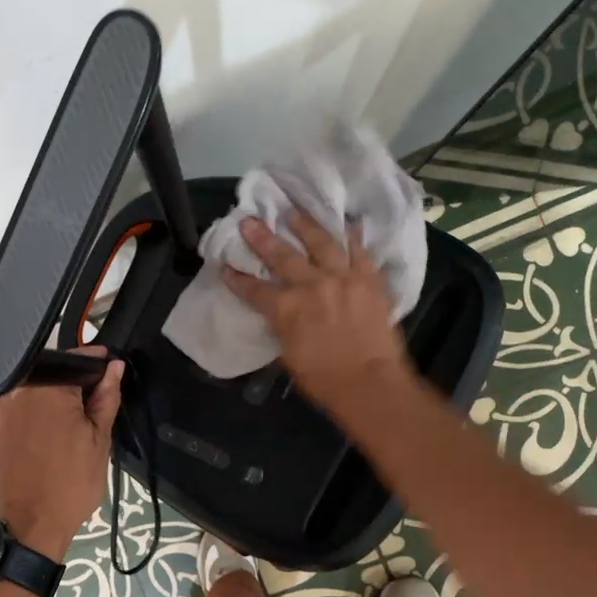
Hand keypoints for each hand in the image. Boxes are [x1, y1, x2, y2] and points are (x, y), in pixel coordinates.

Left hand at [0, 347, 123, 560]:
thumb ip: (107, 398)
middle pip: (56, 370)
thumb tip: (114, 367)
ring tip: (79, 420)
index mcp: (48, 388)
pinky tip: (58, 429)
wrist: (33, 522)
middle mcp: (21, 388)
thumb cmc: (72, 482)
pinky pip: (26, 402)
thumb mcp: (100, 440)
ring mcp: (6, 405)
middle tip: (98, 406)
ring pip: (40, 386)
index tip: (112, 377)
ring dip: (59, 396)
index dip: (99, 365)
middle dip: (78, 382)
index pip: (78, 359)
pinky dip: (43, 408)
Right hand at [223, 210, 415, 414]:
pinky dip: (352, 236)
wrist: (369, 383)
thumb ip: (283, 329)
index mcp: (286, 309)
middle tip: (249, 221)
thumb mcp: (289, 357)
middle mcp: (312, 285)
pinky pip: (360, 251)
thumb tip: (281, 317)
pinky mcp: (370, 280)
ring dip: (306, 226)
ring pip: (322, 243)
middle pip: (283, 256)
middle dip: (263, 238)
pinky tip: (346, 223)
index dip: (238, 280)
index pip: (255, 290)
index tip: (226, 267)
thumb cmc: (323, 380)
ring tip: (294, 212)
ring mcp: (343, 278)